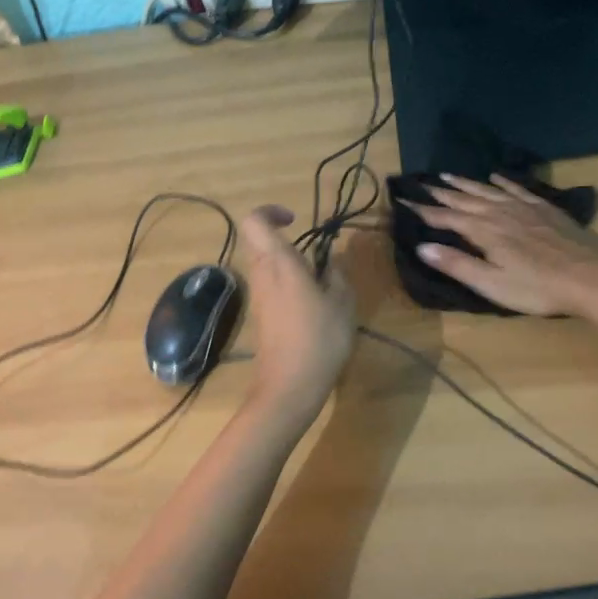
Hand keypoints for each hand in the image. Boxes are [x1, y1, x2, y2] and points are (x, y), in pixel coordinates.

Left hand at [238, 206, 355, 403]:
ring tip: (319, 280)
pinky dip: (286, 283)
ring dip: (286, 262)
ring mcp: (257, 296)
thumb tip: (330, 261)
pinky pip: (268, 285)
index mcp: (279, 263)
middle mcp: (261, 274)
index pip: (255, 221)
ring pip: (263, 264)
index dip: (271, 212)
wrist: (289, 386)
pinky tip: (311, 303)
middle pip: (257, 241)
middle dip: (282, 237)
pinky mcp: (259, 316)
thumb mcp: (342, 302)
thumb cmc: (320, 339)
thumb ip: (336, 274)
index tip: (296, 220)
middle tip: (313, 252)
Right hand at [402, 174, 597, 316]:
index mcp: (484, 231)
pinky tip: (496, 176)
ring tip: (447, 176)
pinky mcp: (545, 209)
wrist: (591, 277)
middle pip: (465, 200)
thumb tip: (422, 247)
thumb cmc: (537, 288)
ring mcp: (524, 208)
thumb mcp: (492, 284)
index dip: (423, 211)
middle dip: (441, 193)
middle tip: (420, 184)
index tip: (403, 201)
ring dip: (466, 184)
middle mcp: (500, 212)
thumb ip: (457, 265)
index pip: (446, 218)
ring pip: (488, 191)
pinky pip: (517, 189)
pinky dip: (503, 182)